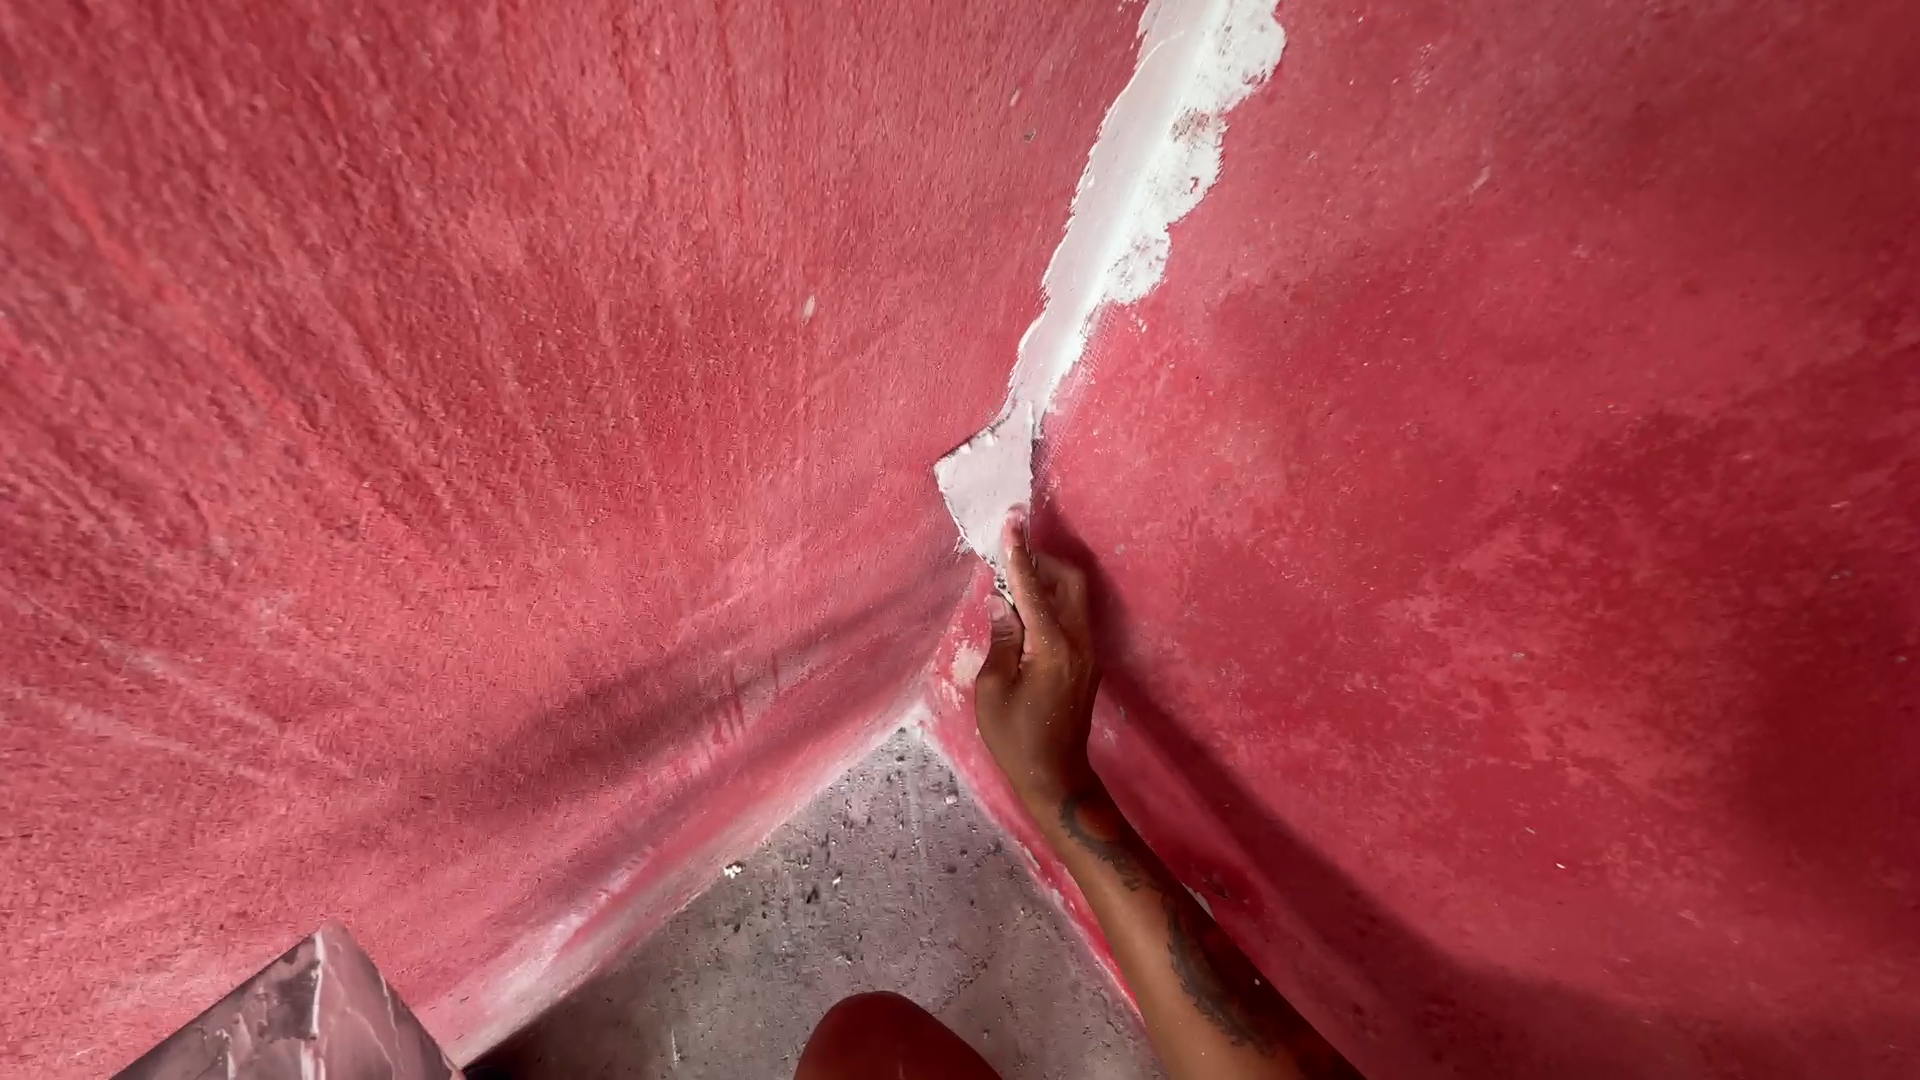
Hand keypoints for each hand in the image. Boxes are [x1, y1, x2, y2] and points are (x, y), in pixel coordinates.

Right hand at [973, 516, 1101, 813]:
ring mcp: (1088, 652)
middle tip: (1010, 559)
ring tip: (1012, 586)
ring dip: (1046, 582)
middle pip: (1069, 581)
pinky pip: (1071, 617)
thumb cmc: (1015, 737)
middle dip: (1041, 561)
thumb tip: (1002, 601)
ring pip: (1074, 597)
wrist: (1055, 777)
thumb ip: (1001, 638)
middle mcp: (1078, 642)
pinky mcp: (1087, 662)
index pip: (1032, 587)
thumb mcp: (992, 688)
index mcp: (1052, 646)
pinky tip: (1025, 615)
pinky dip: (1050, 604)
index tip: (1011, 520)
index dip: (1018, 552)